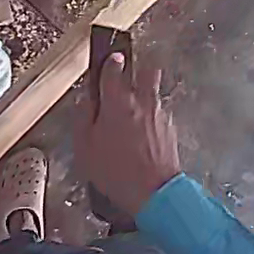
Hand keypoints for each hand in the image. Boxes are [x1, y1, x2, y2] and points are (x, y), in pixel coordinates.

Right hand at [76, 50, 181, 218]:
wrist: (154, 193)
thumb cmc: (115, 171)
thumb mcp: (85, 146)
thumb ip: (83, 116)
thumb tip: (86, 100)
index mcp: (117, 101)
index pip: (114, 68)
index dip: (110, 61)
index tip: (109, 60)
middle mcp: (142, 102)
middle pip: (147, 70)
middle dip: (138, 70)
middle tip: (126, 80)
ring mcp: (159, 114)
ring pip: (154, 93)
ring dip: (144, 97)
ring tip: (132, 114)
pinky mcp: (170, 129)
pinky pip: (159, 114)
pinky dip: (151, 119)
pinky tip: (142, 135)